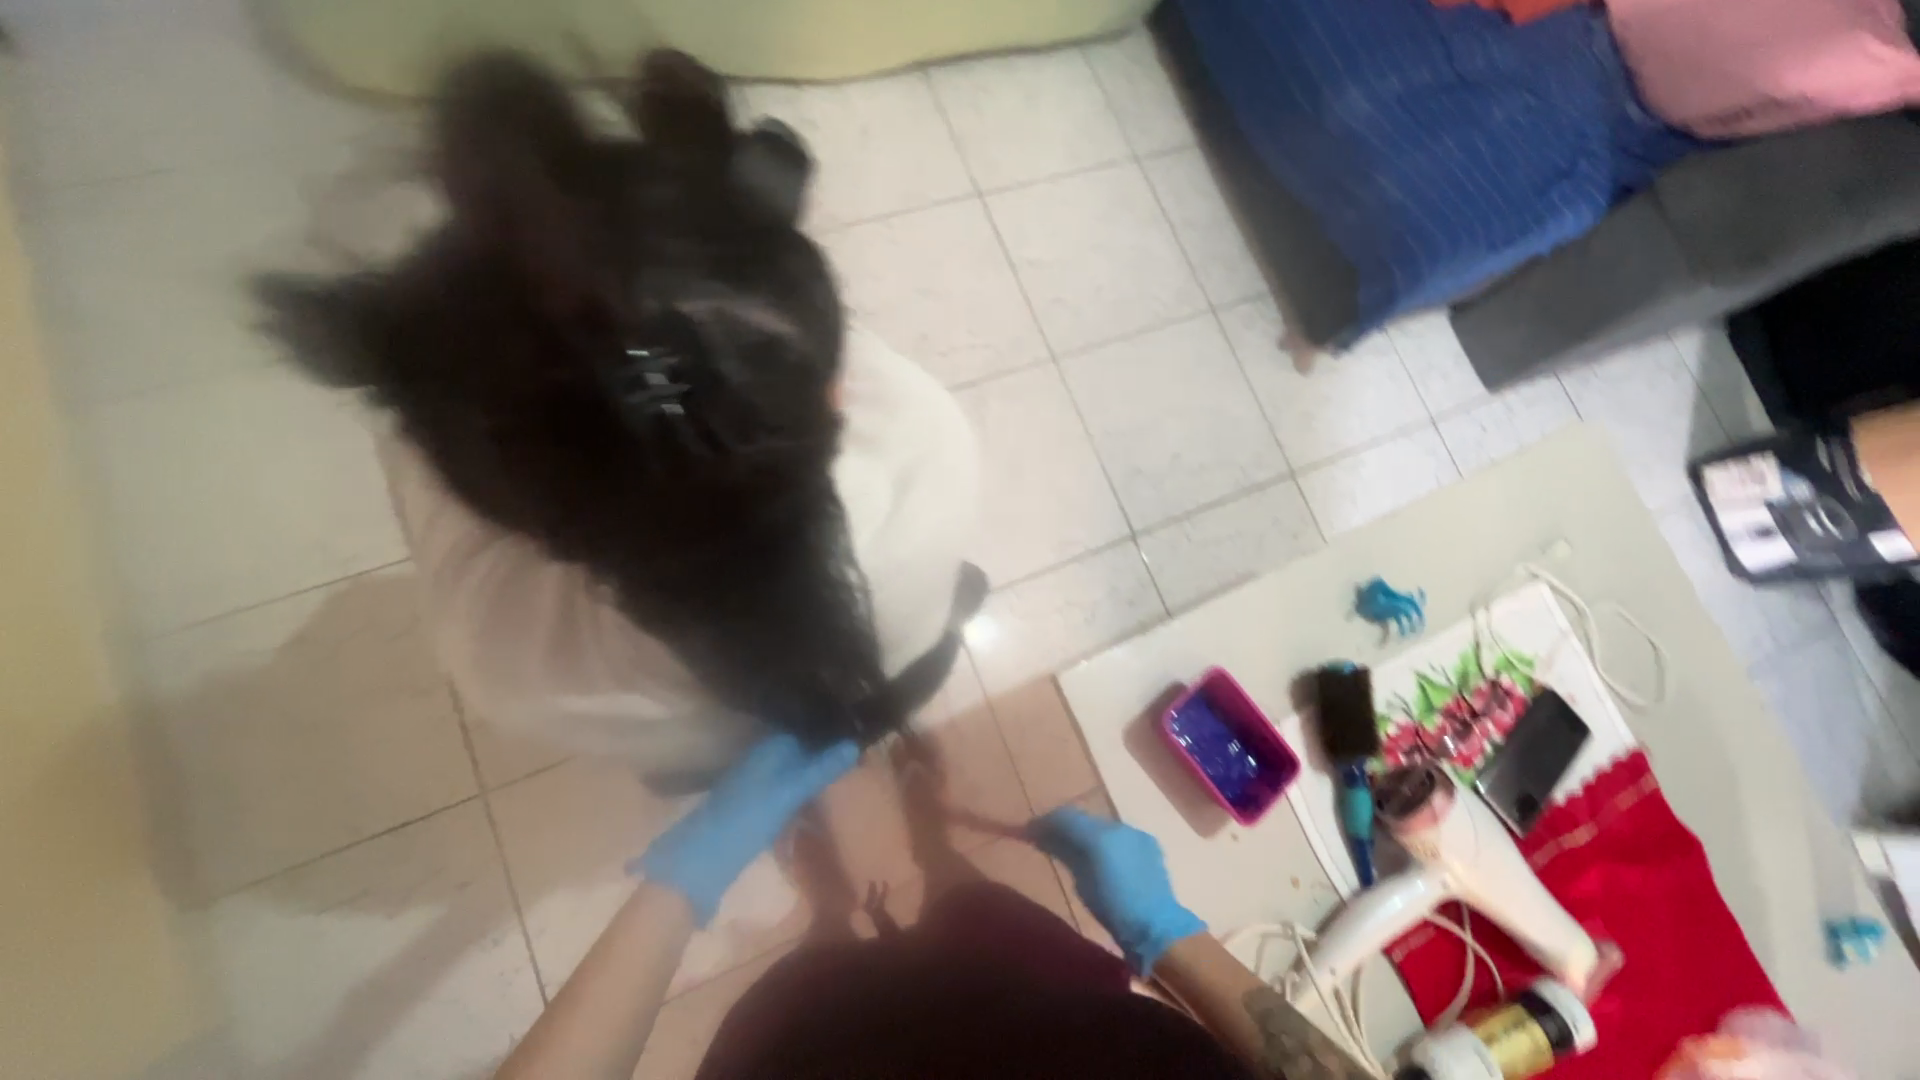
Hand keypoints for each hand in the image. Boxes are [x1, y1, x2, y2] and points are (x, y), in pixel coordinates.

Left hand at [629, 734, 858, 924]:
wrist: (693, 873)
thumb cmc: (741, 825)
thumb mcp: (785, 796)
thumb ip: (819, 771)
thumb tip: (854, 745)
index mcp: (762, 754)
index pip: (799, 733)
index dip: (824, 734)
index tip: (853, 736)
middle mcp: (755, 767)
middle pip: (794, 756)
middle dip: (819, 758)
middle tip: (854, 763)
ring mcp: (749, 793)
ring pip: (787, 778)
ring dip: (809, 781)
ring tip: (841, 786)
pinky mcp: (747, 818)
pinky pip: (780, 800)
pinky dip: (798, 802)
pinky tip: (813, 812)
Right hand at [1029, 807, 1205, 974]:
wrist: (1158, 928)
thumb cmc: (1114, 908)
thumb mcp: (1082, 882)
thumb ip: (1064, 851)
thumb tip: (1045, 835)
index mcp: (1101, 835)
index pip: (1066, 817)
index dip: (1045, 822)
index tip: (1029, 831)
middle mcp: (1119, 826)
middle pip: (1083, 819)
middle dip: (1064, 826)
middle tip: (1046, 839)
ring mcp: (1136, 835)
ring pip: (1100, 826)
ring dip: (1084, 833)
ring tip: (1071, 849)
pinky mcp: (1148, 845)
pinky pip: (1117, 836)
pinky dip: (1103, 841)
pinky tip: (1098, 857)